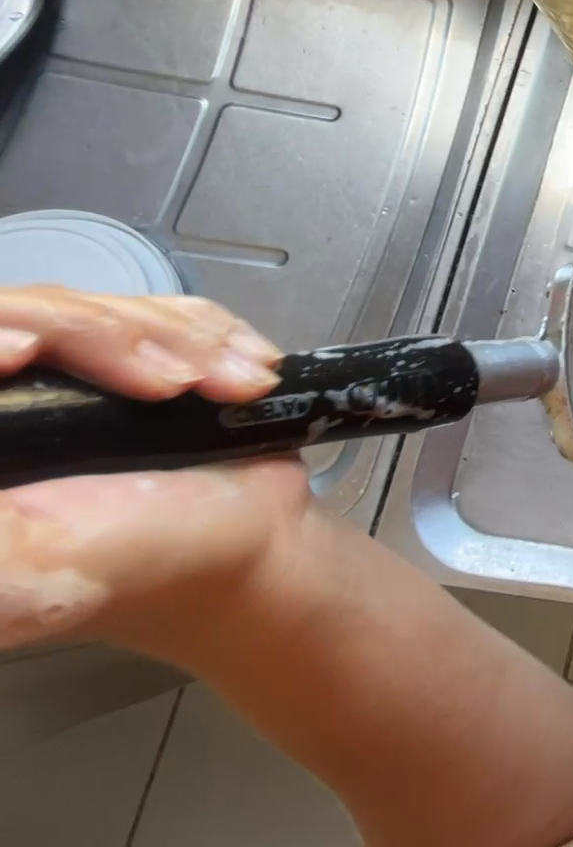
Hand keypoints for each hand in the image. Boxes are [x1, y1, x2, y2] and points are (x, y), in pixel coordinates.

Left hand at [0, 289, 307, 655]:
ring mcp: (79, 368)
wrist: (255, 541)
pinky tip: (249, 372)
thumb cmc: (146, 557)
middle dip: (118, 338)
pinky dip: (224, 334)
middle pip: (31, 311)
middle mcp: (12, 393)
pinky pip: (174, 307)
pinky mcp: (149, 353)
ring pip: (109, 304)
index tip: (30, 351)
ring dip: (190, 341)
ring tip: (239, 390)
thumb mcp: (25, 563)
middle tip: (182, 387)